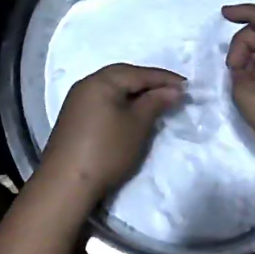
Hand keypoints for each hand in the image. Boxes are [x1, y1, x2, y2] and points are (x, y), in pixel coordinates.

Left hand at [36, 64, 184, 202]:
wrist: (67, 180)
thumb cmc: (107, 149)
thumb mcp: (137, 125)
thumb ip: (155, 102)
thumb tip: (172, 89)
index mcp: (101, 80)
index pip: (138, 73)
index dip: (164, 78)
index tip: (188, 86)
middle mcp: (86, 83)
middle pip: (122, 75)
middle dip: (148, 81)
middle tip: (173, 90)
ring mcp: (77, 99)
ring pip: (111, 86)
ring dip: (134, 90)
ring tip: (156, 100)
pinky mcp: (74, 115)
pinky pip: (102, 98)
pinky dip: (120, 100)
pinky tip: (131, 110)